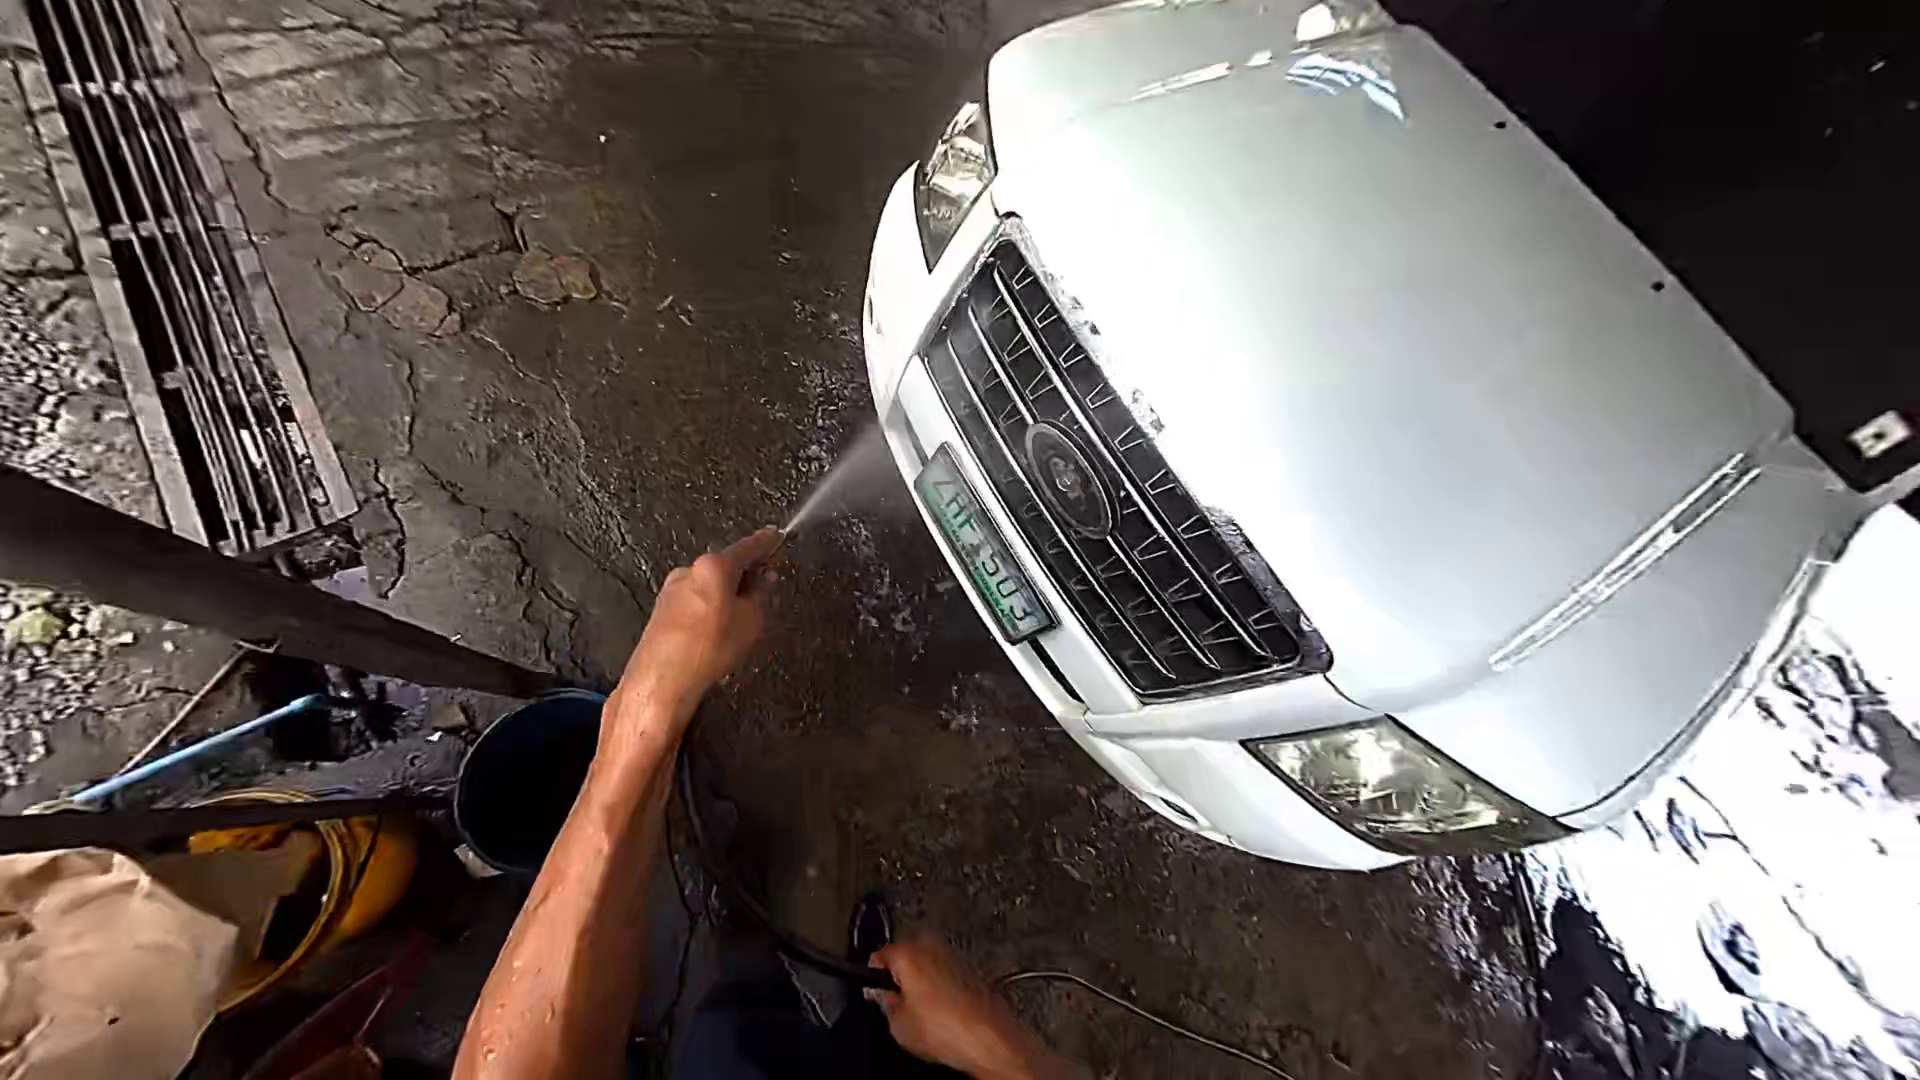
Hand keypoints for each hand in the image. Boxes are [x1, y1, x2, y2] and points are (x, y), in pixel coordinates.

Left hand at [607, 527, 781, 742]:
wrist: (662, 679)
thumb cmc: (708, 649)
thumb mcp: (752, 620)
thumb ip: (762, 592)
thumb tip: (765, 578)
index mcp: (714, 567)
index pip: (748, 546)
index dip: (767, 542)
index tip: (776, 535)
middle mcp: (690, 570)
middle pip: (727, 564)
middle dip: (747, 573)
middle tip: (766, 587)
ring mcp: (673, 588)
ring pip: (710, 582)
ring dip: (728, 591)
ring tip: (742, 618)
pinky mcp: (663, 607)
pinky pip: (696, 597)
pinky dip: (711, 604)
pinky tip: (718, 628)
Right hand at [867, 939, 1070, 1079]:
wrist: (985, 1033)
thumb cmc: (948, 1025)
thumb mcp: (899, 1025)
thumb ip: (885, 1004)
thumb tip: (883, 998)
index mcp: (907, 951)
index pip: (879, 954)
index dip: (873, 974)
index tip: (873, 988)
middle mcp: (928, 943)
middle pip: (903, 953)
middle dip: (898, 973)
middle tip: (896, 1000)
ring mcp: (949, 951)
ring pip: (924, 959)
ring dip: (919, 976)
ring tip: (921, 1008)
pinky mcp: (964, 962)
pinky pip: (941, 967)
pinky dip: (937, 980)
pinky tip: (939, 1006)